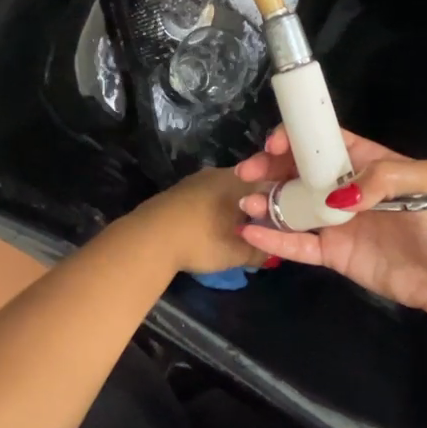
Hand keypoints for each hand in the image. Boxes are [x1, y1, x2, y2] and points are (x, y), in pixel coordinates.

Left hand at [129, 167, 268, 274]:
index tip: (278, 224)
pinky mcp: (176, 191)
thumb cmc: (201, 242)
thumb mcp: (236, 253)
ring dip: (228, 210)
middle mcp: (218, 173)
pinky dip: (209, 211)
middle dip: (252, 209)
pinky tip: (206, 228)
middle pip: (244, 187)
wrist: (148, 238)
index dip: (277, 206)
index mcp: (239, 181)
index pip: (269, 186)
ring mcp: (194, 180)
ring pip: (222, 192)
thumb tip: (271, 253)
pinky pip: (202, 198)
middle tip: (256, 231)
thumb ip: (259, 252)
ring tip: (232, 232)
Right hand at [235, 127, 426, 315]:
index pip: (326, 143)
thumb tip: (334, 196)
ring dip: (267, 203)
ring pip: (293, 208)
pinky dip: (274, 238)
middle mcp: (348, 190)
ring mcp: (338, 224)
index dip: (297, 138)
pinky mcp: (334, 255)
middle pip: (300, 173)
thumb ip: (380, 177)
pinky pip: (298, 244)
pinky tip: (252, 231)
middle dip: (270, 169)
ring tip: (246, 203)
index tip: (274, 143)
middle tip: (246, 173)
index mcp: (369, 163)